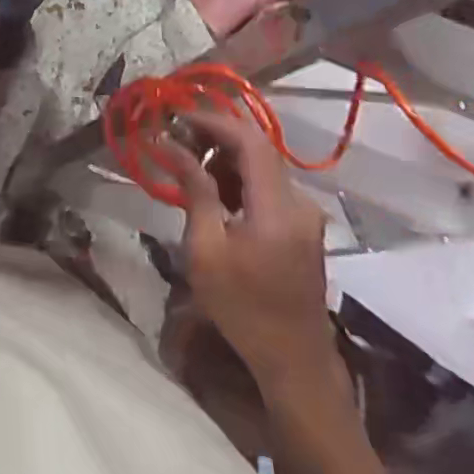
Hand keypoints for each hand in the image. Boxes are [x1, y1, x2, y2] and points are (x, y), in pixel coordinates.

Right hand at [162, 111, 334, 383]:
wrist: (293, 358)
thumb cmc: (241, 305)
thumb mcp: (206, 248)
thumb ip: (194, 190)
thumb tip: (169, 144)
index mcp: (278, 207)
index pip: (250, 141)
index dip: (212, 121)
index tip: (174, 116)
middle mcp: (299, 203)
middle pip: (257, 149)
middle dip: (212, 137)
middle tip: (171, 140)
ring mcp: (304, 215)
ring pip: (260, 166)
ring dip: (222, 158)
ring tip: (183, 166)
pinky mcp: (300, 226)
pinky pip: (265, 187)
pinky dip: (235, 179)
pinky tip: (208, 192)